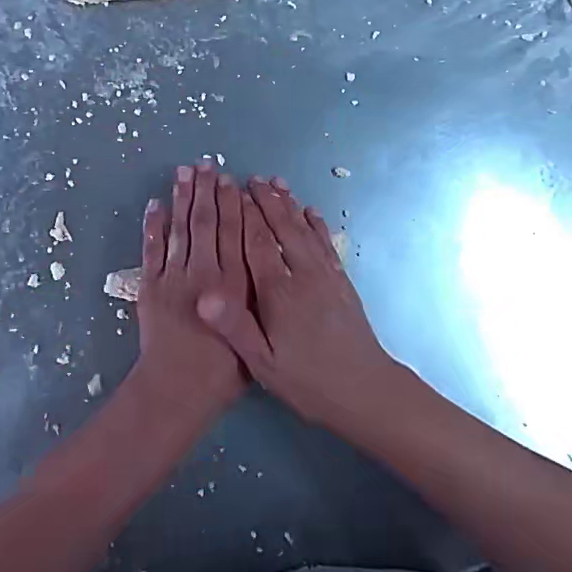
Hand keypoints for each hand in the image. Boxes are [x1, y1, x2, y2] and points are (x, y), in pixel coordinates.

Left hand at [130, 162, 249, 419]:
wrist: (178, 387)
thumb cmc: (223, 370)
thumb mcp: (256, 335)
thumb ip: (257, 297)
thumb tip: (263, 263)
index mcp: (234, 282)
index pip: (234, 232)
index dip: (233, 203)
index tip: (232, 179)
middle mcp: (205, 270)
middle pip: (207, 222)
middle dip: (207, 190)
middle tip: (207, 163)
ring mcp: (174, 275)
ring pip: (180, 227)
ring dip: (182, 197)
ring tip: (184, 171)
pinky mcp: (151, 284)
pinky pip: (152, 247)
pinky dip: (153, 224)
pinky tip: (155, 204)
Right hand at [198, 176, 408, 436]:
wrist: (368, 394)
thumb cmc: (308, 381)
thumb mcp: (263, 363)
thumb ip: (233, 326)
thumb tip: (202, 294)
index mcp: (279, 292)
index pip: (256, 242)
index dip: (242, 214)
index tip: (230, 190)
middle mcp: (303, 275)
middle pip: (281, 228)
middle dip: (265, 201)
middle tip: (250, 177)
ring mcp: (326, 276)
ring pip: (303, 230)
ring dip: (289, 204)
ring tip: (276, 182)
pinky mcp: (342, 283)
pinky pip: (325, 244)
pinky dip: (315, 224)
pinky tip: (309, 211)